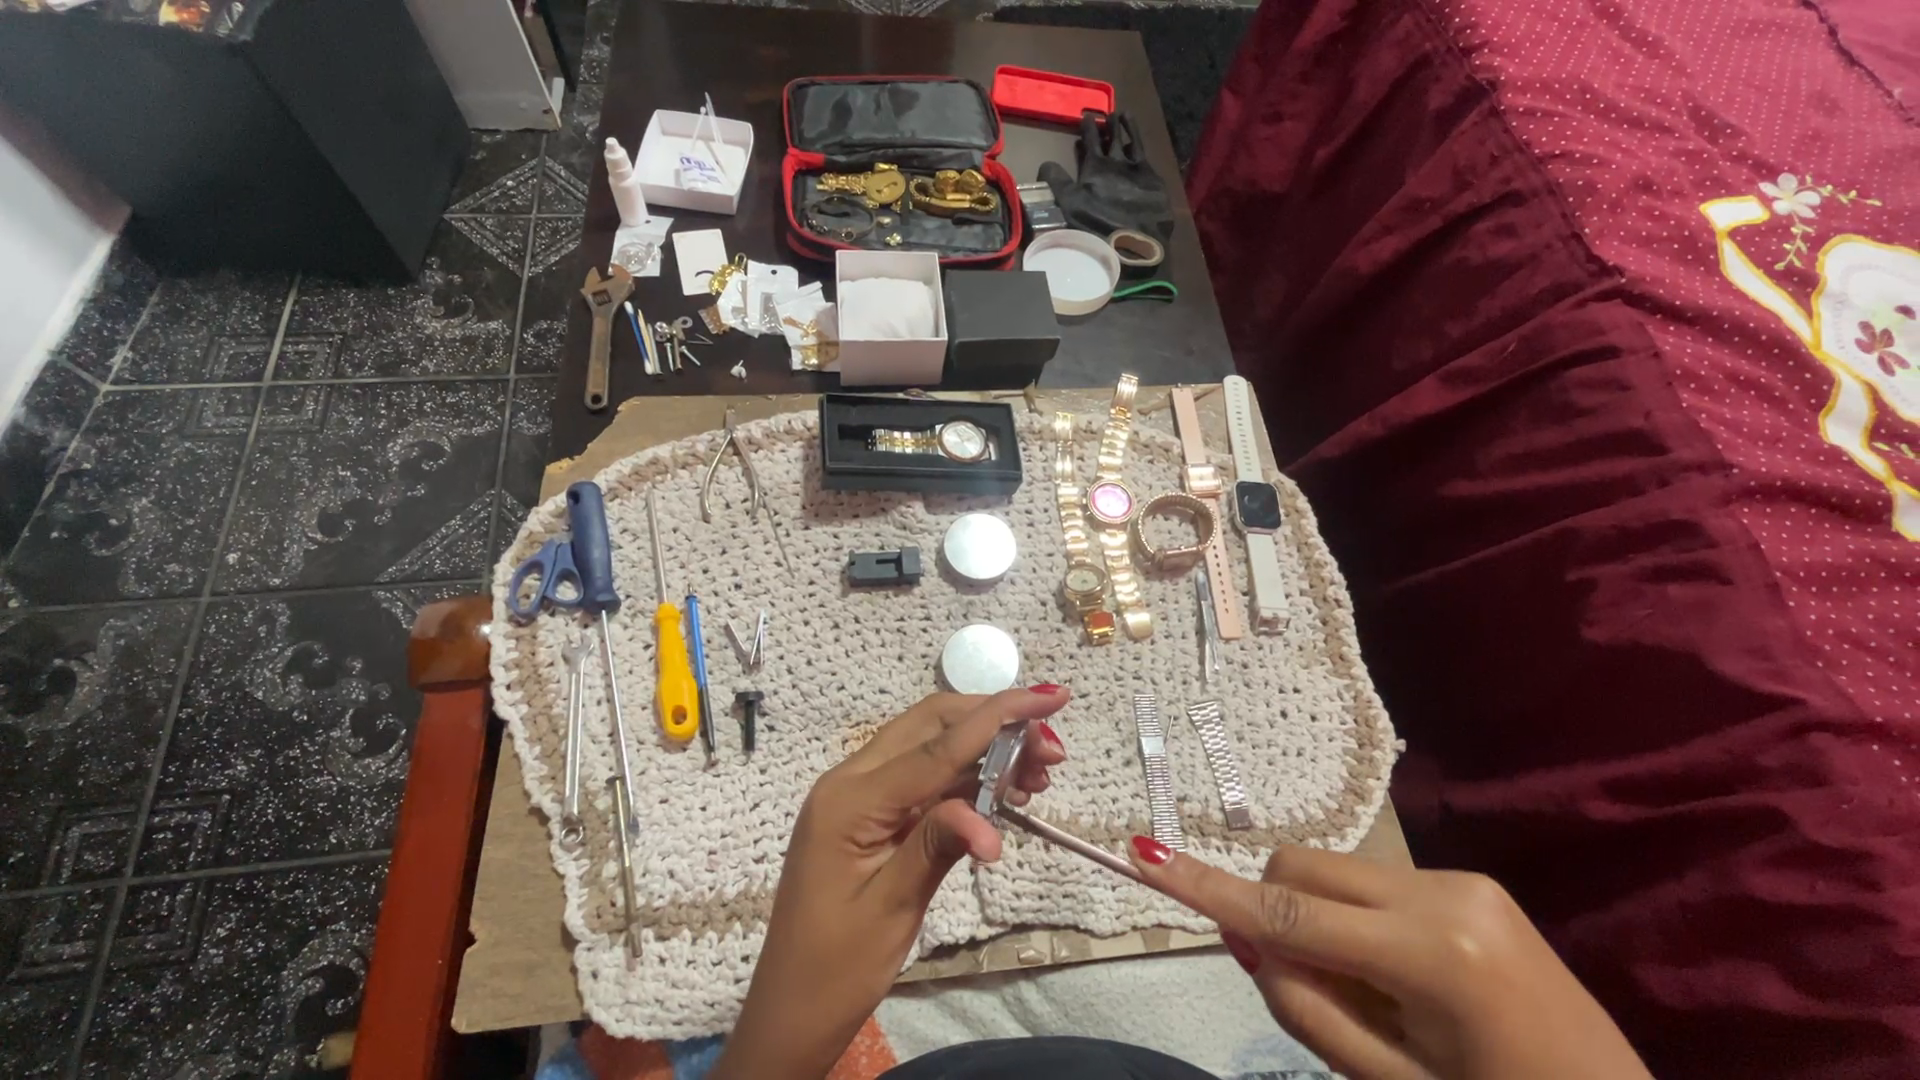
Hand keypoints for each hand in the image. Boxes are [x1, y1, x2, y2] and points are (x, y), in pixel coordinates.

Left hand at [711, 687, 1070, 1079]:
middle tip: (1053, 750)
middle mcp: (850, 780)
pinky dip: (968, 777)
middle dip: (996, 723)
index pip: (936, 746)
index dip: (997, 717)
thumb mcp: (889, 910)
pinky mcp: (871, 813)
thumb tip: (992, 822)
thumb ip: (936, 847)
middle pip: (932, 725)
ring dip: (987, 750)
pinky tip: (1005, 793)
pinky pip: (923, 777)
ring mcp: (858, 794)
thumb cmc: (834, 968)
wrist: (789, 1009)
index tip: (1051, 697)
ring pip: (931, 746)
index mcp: (849, 799)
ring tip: (1040, 775)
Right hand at [1126, 838, 1650, 1079]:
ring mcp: (1462, 880)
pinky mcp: (1471, 883)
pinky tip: (1401, 980)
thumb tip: (1244, 931)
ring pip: (1333, 873)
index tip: (1143, 854)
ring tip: (1372, 997)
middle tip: (1306, 989)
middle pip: (1301, 867)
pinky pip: (1373, 884)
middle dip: (1276, 911)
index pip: (1287, 912)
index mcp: (1432, 955)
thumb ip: (1305, 1003)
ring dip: (1318, 920)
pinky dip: (1355, 922)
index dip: (1207, 886)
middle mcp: (1443, 892)